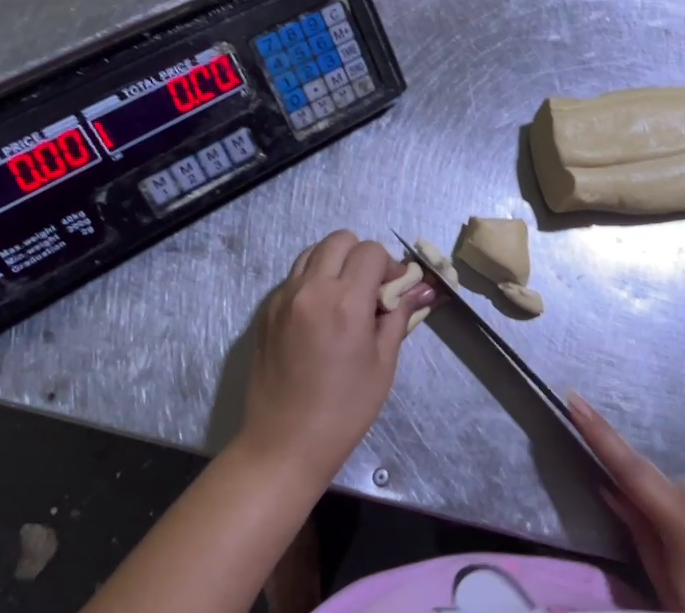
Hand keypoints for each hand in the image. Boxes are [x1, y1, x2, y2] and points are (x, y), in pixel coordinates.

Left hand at [238, 230, 434, 480]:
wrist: (283, 444)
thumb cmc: (344, 410)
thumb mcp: (383, 364)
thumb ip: (398, 317)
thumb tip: (420, 289)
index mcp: (345, 302)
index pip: (371, 251)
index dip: (388, 265)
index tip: (393, 291)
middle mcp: (310, 290)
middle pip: (340, 239)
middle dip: (361, 256)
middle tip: (370, 289)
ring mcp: (282, 299)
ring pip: (311, 252)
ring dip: (333, 264)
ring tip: (343, 298)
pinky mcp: (264, 312)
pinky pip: (292, 278)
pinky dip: (311, 283)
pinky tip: (319, 316)